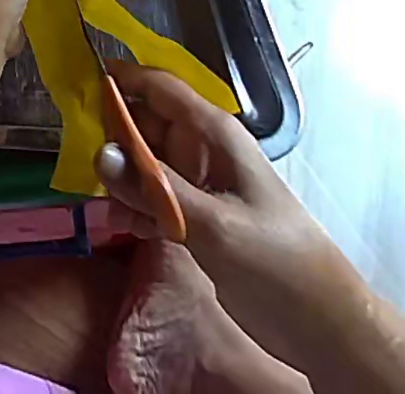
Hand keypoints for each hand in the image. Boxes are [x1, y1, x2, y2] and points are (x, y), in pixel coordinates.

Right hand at [94, 62, 342, 364]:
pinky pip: (153, 196)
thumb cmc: (276, 262)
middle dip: (114, 136)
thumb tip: (100, 152)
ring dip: (122, 178)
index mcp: (213, 133)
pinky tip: (121, 225)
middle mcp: (202, 149)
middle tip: (81, 158)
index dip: (122, 78)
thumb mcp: (213, 225)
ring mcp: (198, 182)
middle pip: (146, 123)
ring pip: (145, 162)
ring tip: (103, 202)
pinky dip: (136, 206)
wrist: (323, 326)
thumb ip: (155, 189)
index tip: (81, 80)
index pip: (160, 88)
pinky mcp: (195, 214)